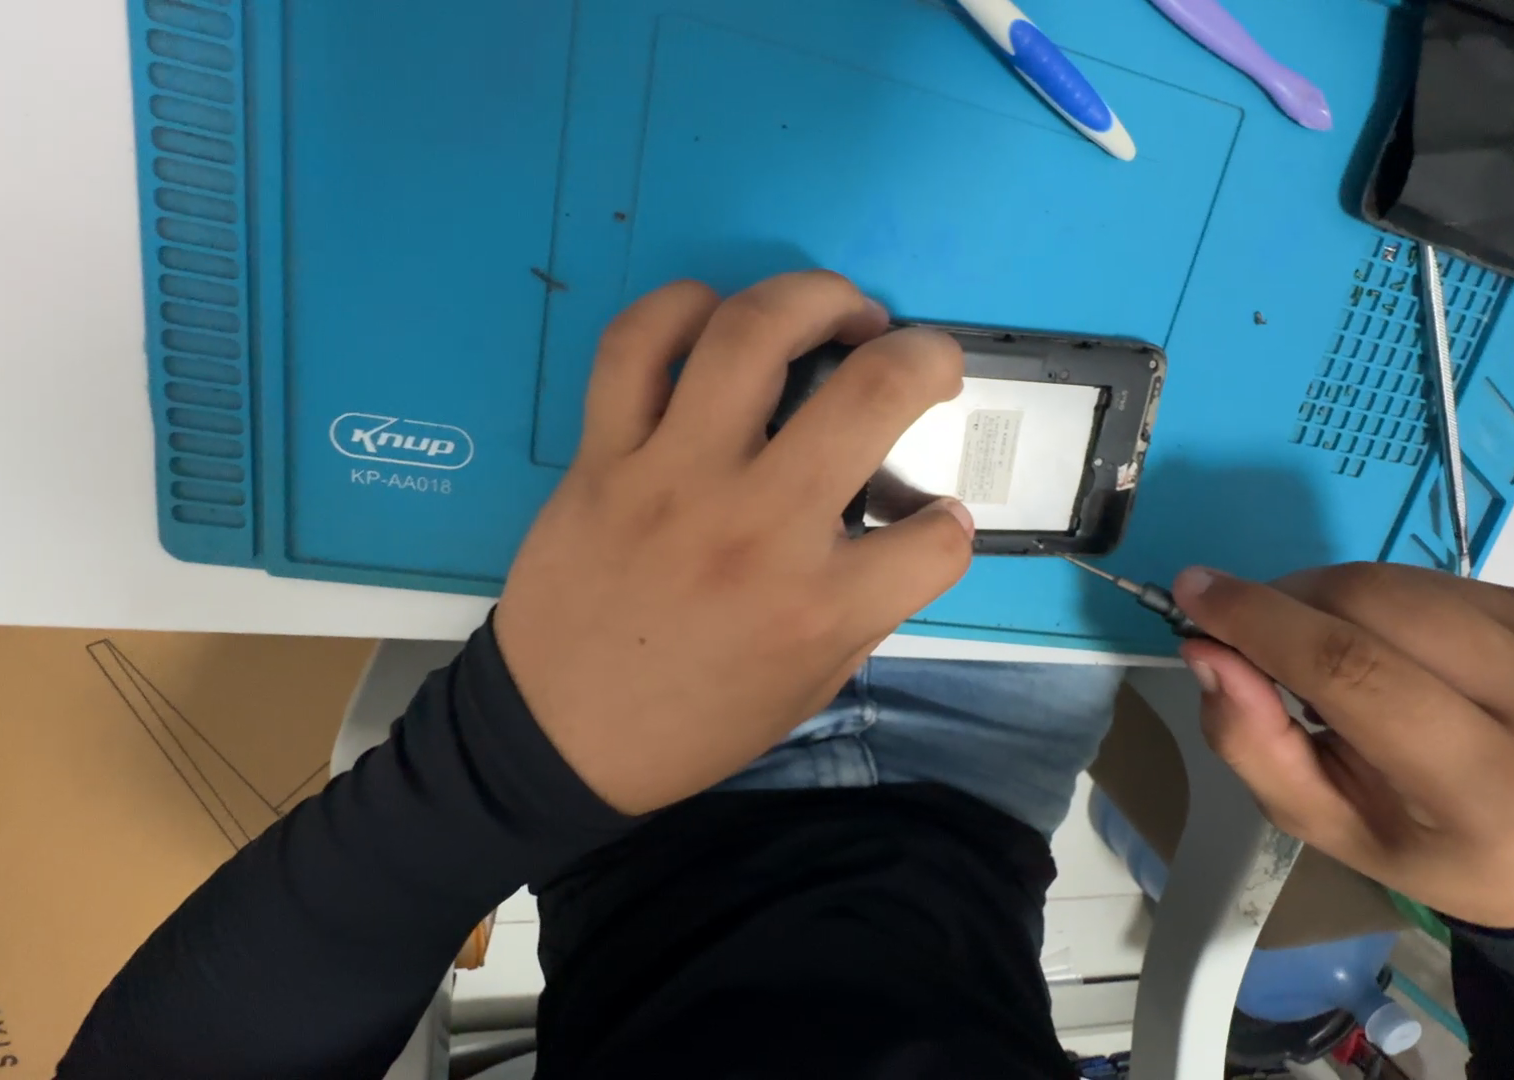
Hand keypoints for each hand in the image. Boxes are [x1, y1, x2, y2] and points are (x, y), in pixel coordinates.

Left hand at [493, 272, 974, 815]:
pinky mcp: (602, 457)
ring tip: (838, 308)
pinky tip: (715, 318)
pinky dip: (680, 308)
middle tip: (922, 360)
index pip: (939, 540)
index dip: (952, 529)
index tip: (935, 524)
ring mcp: (673, 478)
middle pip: (873, 394)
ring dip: (816, 296)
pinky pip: (633, 346)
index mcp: (818, 605)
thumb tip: (914, 528)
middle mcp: (756, 525)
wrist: (561, 737)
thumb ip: (870, 604)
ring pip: (751, 335)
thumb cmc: (696, 721)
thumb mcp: (808, 685)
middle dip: (926, 358)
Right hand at [1173, 563, 1513, 929]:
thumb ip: (1250, 741)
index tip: (1192, 589)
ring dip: (1332, 596)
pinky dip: (1386, 600)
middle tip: (1252, 629)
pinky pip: (1445, 581)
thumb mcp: (1316, 820)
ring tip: (1323, 643)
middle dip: (1288, 601)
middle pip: (1377, 604)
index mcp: (1491, 789)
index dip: (1260, 620)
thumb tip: (1205, 650)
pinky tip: (1391, 644)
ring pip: (1405, 582)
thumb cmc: (1421, 847)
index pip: (1353, 671)